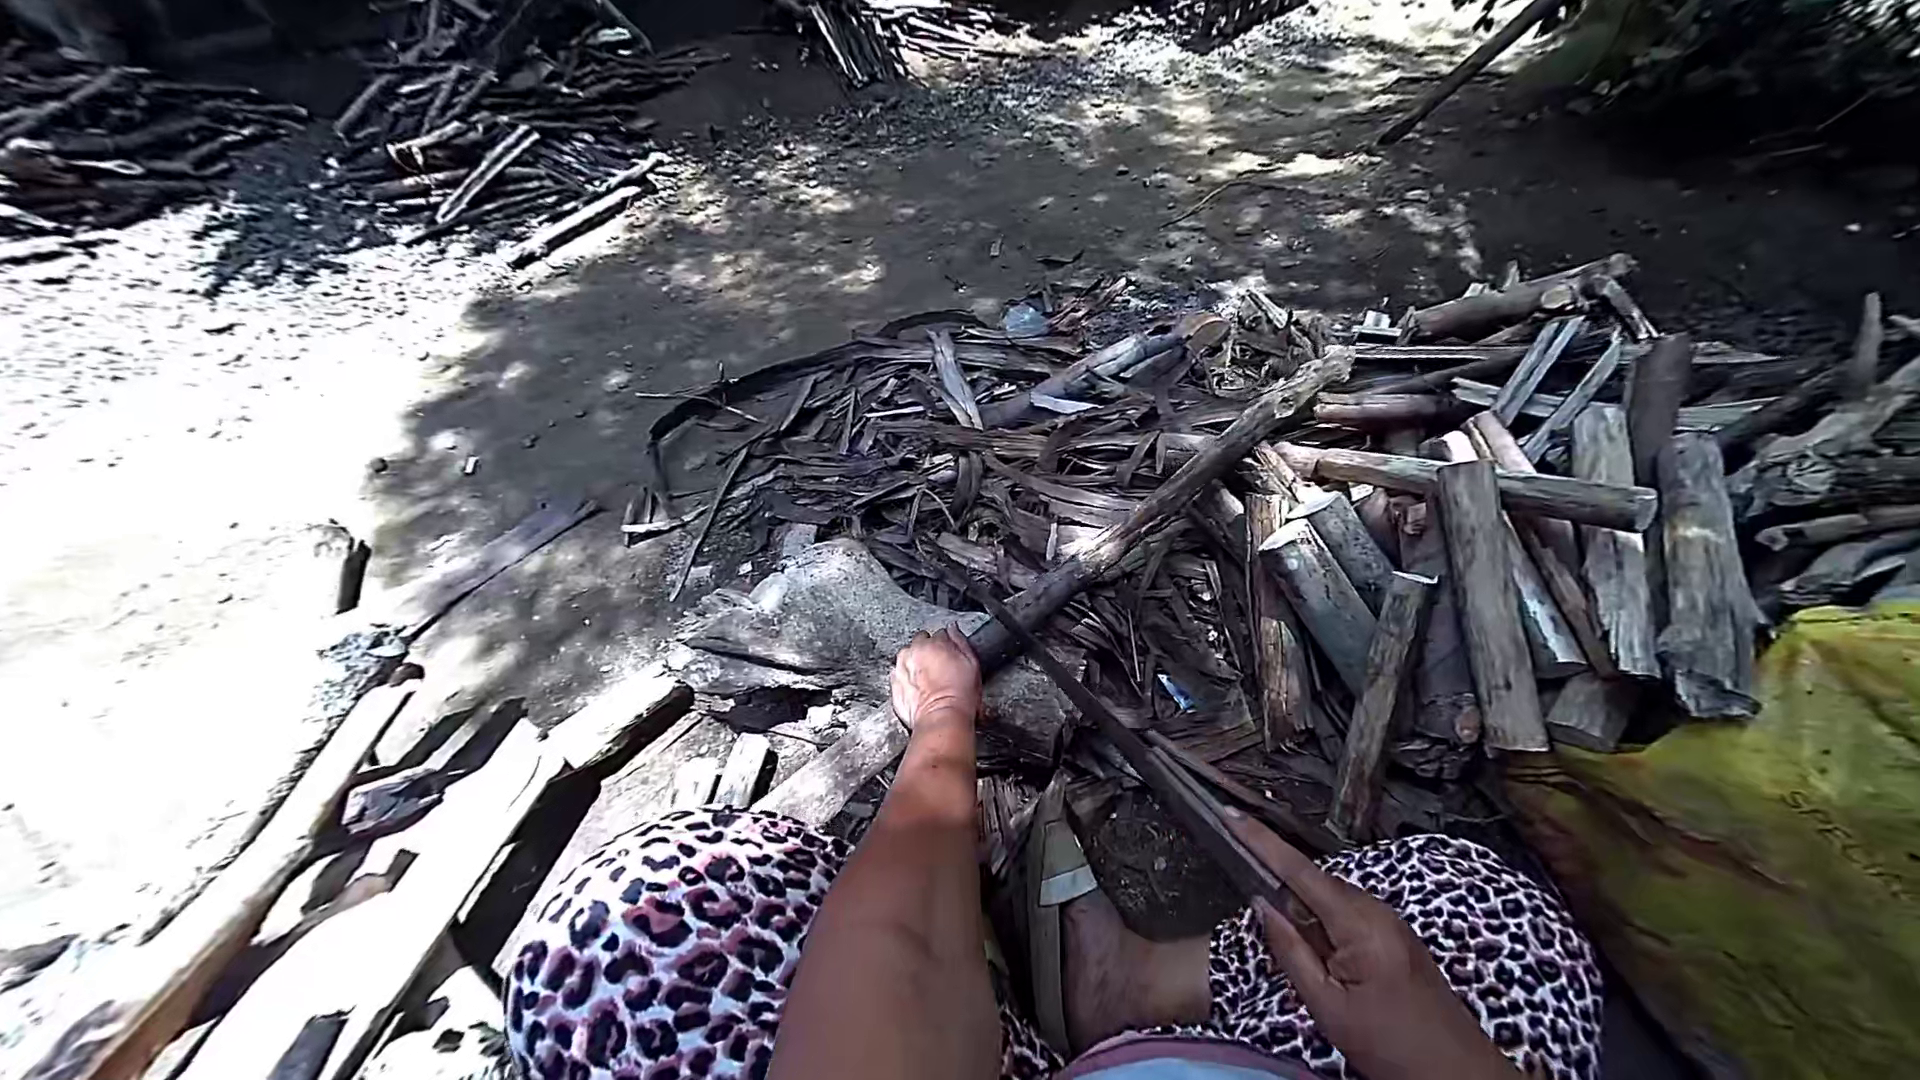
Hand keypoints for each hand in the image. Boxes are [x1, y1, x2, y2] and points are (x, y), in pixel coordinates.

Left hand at [890, 626, 980, 730]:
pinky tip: (919, 689)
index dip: (946, 645)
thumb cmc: (959, 696)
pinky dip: (907, 678)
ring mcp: (901, 666)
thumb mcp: (972, 664)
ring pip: (908, 657)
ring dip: (916, 663)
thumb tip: (954, 629)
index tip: (950, 656)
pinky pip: (899, 674)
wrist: (942, 719)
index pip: (940, 634)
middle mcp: (914, 650)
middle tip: (939, 668)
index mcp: (934, 642)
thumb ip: (961, 641)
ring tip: (929, 681)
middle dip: (928, 651)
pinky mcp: (894, 682)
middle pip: (921, 642)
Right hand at [1225, 812, 1519, 1079]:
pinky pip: (1343, 910)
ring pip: (1327, 896)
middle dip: (1280, 883)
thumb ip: (1290, 950)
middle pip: (1311, 880)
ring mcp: (1388, 919)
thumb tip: (1261, 903)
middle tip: (1262, 913)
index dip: (1260, 839)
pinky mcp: (1394, 932)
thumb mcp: (1329, 1009)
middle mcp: (1376, 909)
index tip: (1229, 814)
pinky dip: (1321, 920)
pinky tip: (1323, 954)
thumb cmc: (1395, 1051)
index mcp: (1359, 924)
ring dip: (1302, 908)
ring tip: (1301, 948)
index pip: (1298, 869)